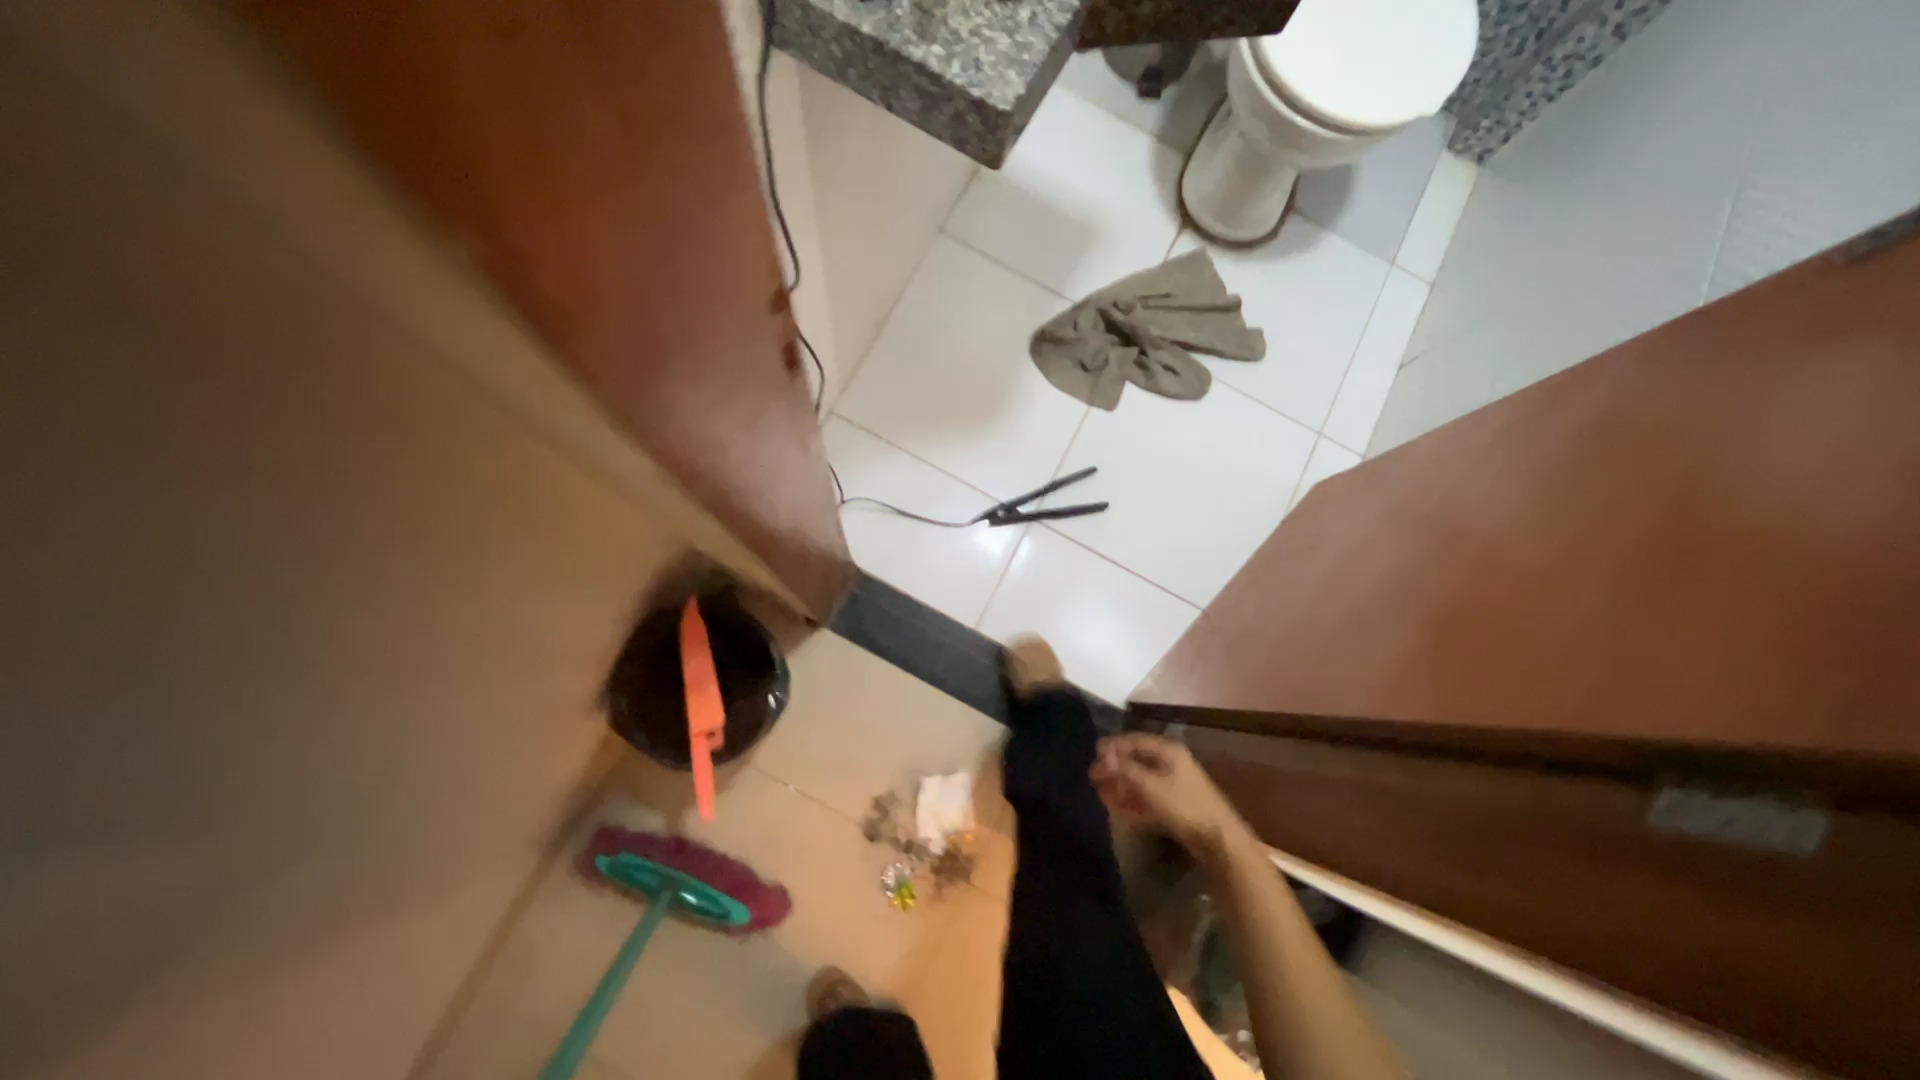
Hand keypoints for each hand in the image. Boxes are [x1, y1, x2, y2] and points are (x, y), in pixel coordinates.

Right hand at [1090, 733, 1250, 859]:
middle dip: (1115, 768)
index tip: (1093, 755)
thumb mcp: (1150, 786)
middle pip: (1136, 759)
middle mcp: (1171, 762)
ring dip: (1122, 785)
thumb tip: (1102, 756)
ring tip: (1102, 794)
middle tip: (1094, 778)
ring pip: (1141, 778)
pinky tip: (1119, 807)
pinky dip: (1133, 798)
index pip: (1134, 740)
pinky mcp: (1175, 802)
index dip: (1113, 746)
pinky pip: (1148, 795)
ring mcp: (1174, 782)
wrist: (1217, 838)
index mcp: (1168, 751)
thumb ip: (1125, 770)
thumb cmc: (1183, 806)